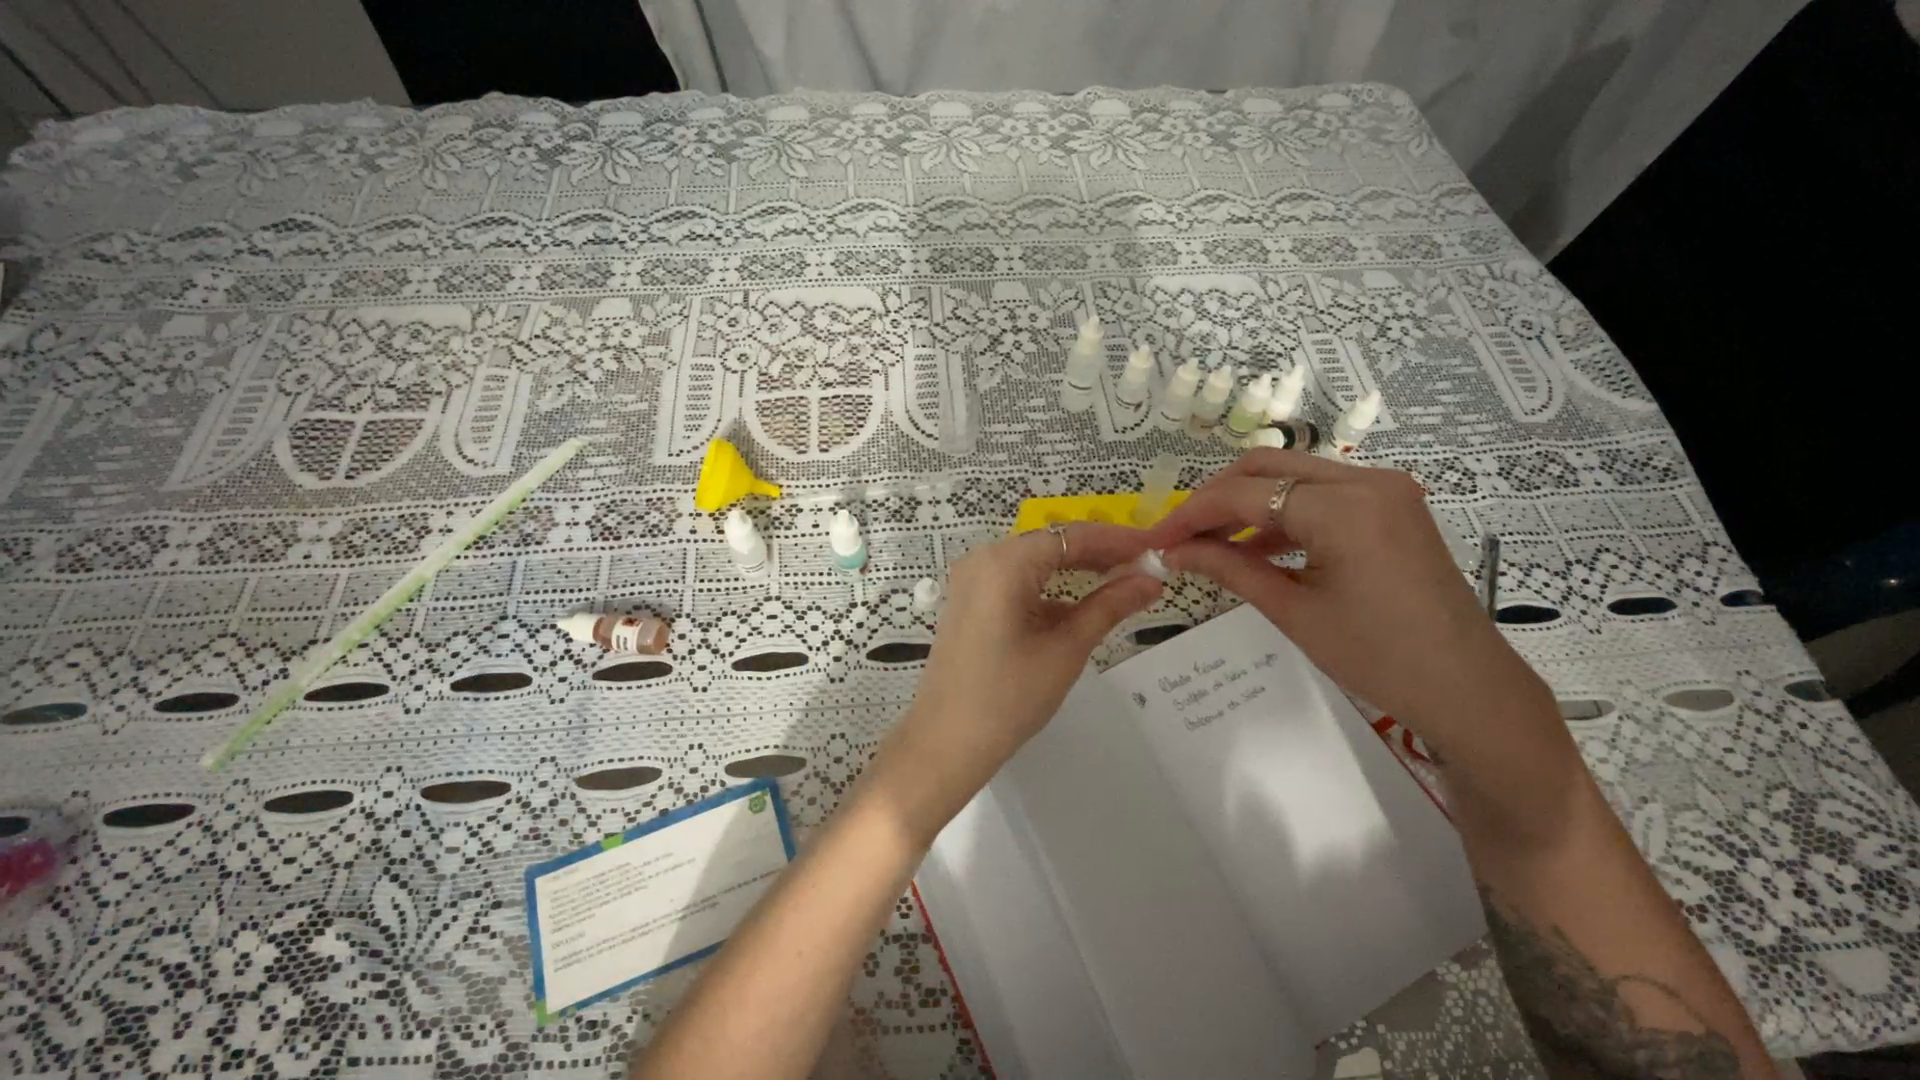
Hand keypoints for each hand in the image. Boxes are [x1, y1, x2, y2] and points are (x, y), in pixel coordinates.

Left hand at [866, 524, 1162, 842]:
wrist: (947, 742)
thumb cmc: (1009, 696)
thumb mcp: (1066, 648)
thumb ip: (1110, 606)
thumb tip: (1152, 580)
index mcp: (1004, 563)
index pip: (1071, 536)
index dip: (1117, 540)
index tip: (1156, 548)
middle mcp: (983, 560)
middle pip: (1052, 544)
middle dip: (1099, 553)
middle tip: (1147, 566)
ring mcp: (972, 581)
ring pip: (1035, 563)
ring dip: (1077, 570)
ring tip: (1124, 581)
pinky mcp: (970, 603)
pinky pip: (1017, 582)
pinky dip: (1051, 589)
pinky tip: (1082, 605)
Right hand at [1143, 449, 1551, 732]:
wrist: (1468, 689)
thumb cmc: (1378, 658)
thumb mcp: (1293, 611)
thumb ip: (1230, 569)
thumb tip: (1175, 553)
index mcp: (1344, 506)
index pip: (1245, 494)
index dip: (1192, 514)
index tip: (1156, 539)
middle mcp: (1367, 480)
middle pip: (1268, 468)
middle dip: (1217, 498)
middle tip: (1181, 536)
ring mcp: (1386, 490)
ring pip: (1295, 477)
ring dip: (1249, 505)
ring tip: (1210, 544)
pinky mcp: (1393, 507)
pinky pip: (1324, 495)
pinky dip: (1285, 515)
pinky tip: (1257, 547)